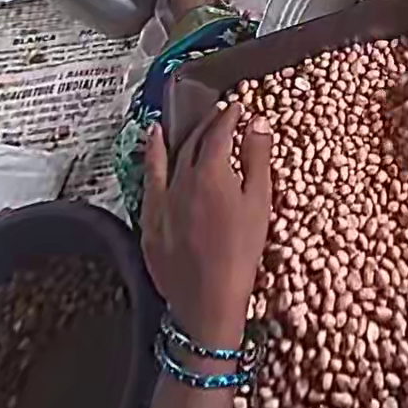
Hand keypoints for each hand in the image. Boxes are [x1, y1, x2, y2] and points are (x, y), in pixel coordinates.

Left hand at [140, 103, 271, 346]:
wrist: (209, 299)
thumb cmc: (242, 248)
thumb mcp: (259, 199)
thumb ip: (257, 156)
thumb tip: (257, 122)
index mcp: (210, 172)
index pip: (218, 132)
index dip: (229, 116)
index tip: (237, 108)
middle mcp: (181, 182)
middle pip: (192, 143)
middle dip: (206, 125)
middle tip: (217, 115)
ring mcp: (161, 204)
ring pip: (161, 162)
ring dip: (164, 142)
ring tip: (162, 126)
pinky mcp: (149, 226)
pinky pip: (148, 188)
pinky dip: (149, 170)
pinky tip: (150, 167)